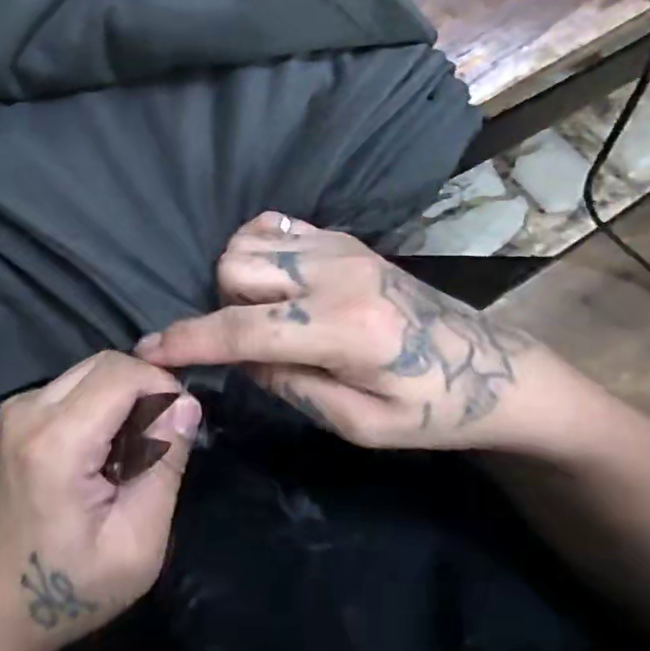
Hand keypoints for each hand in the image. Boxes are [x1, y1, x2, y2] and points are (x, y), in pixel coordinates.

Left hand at [0, 352, 200, 650]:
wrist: (2, 605)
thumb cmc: (74, 586)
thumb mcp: (137, 541)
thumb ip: (164, 465)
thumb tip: (187, 403)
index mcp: (55, 440)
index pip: (119, 373)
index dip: (162, 384)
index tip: (185, 420)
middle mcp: (27, 410)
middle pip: (101, 364)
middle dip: (144, 387)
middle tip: (165, 438)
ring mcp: (15, 410)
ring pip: (85, 372)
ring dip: (120, 397)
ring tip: (135, 451)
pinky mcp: (13, 417)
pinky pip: (68, 388)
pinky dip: (97, 405)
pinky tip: (104, 451)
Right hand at [135, 212, 589, 452]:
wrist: (501, 370)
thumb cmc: (434, 410)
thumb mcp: (359, 425)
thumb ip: (288, 385)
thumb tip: (237, 355)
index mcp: (344, 329)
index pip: (242, 330)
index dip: (188, 341)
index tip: (149, 351)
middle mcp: (336, 273)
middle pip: (234, 268)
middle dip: (224, 303)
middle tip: (255, 338)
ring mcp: (340, 246)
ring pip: (245, 242)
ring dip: (239, 277)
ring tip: (269, 311)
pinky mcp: (344, 236)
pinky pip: (270, 225)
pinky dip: (257, 250)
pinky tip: (278, 280)